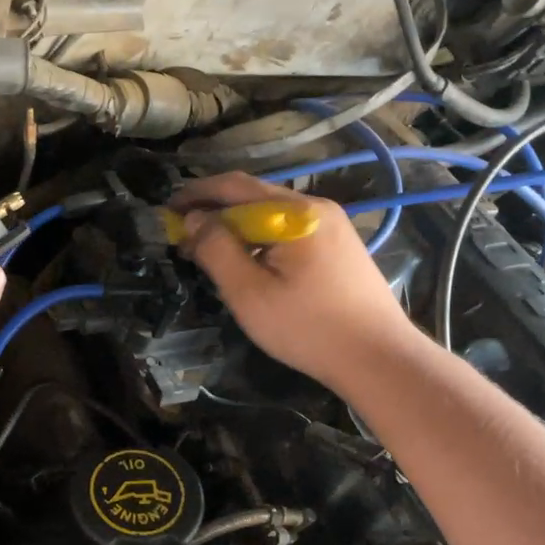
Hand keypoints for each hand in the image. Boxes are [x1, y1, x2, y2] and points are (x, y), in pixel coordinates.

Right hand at [172, 172, 416, 388]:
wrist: (378, 357)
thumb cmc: (307, 327)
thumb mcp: (249, 292)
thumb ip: (217, 250)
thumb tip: (194, 220)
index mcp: (294, 213)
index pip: (234, 186)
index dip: (196, 195)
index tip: (167, 211)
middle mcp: (316, 208)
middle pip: (254, 197)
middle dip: (214, 210)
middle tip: (182, 234)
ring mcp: (332, 227)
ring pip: (271, 215)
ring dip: (236, 226)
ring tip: (209, 251)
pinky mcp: (339, 248)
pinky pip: (288, 231)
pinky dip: (259, 238)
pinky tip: (247, 261)